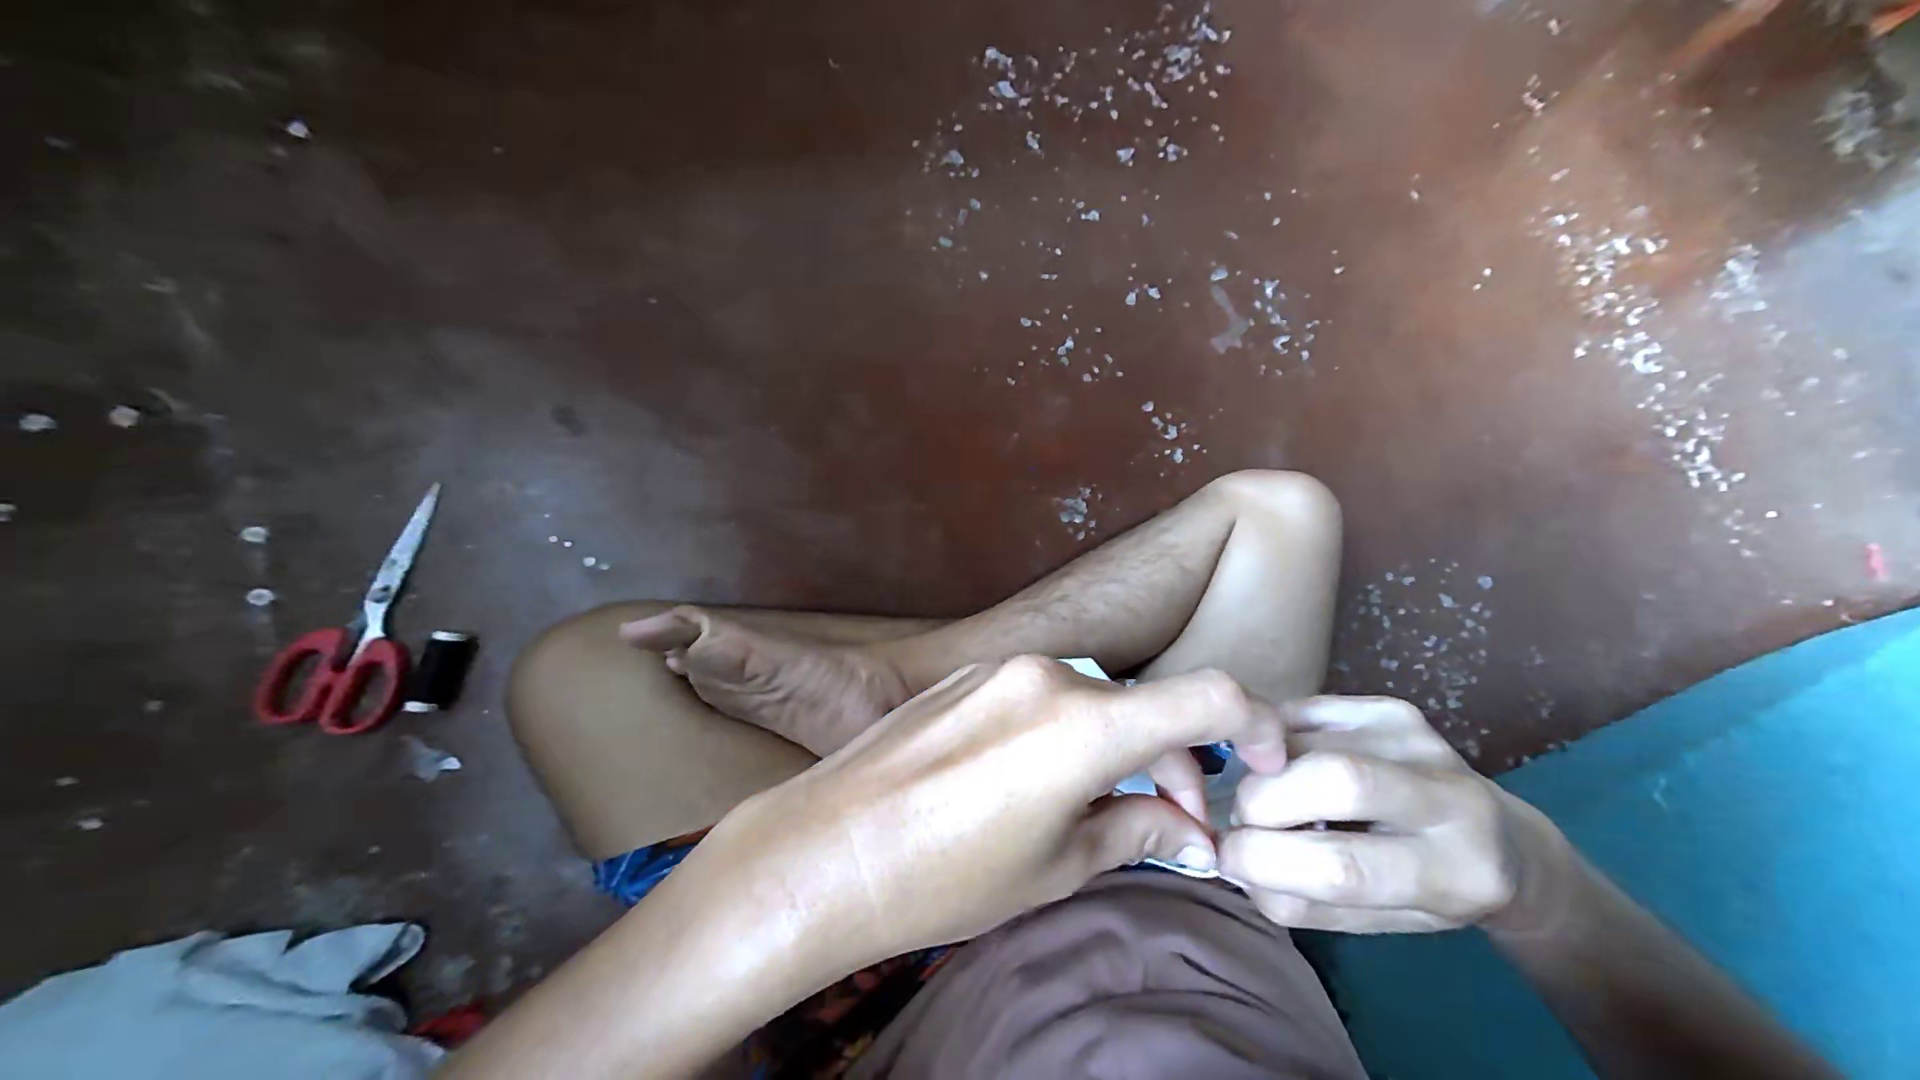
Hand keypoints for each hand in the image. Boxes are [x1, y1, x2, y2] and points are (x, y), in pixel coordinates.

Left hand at [693, 656, 1287, 974]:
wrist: (823, 850)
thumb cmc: (942, 876)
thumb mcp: (1056, 868)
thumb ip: (1136, 833)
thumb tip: (1190, 832)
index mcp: (1082, 722)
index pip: (1207, 697)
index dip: (1258, 725)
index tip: (1266, 764)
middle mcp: (1047, 676)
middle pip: (1146, 707)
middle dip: (1176, 763)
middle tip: (1178, 825)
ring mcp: (1000, 670)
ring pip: (1094, 702)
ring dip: (1119, 750)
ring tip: (1105, 811)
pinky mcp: (967, 678)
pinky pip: (1042, 697)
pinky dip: (1069, 735)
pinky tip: (1045, 784)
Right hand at [1217, 695, 1567, 933]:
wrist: (1503, 843)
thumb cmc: (1432, 895)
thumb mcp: (1380, 922)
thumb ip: (1304, 902)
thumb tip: (1230, 861)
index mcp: (1455, 874)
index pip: (1344, 866)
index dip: (1266, 859)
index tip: (1225, 856)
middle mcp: (1451, 797)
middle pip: (1333, 778)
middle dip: (1261, 799)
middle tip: (1241, 818)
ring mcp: (1421, 741)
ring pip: (1307, 741)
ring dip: (1259, 769)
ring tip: (1266, 795)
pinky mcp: (1392, 708)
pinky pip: (1304, 712)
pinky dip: (1274, 740)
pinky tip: (1285, 764)